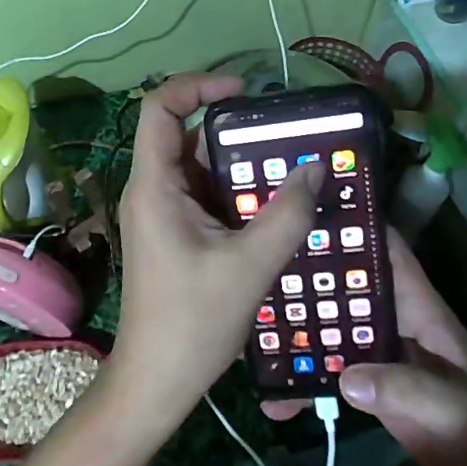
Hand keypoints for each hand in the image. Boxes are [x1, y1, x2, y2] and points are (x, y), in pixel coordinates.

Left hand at [107, 73, 324, 426]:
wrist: (155, 380)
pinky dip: (234, 193)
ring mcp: (159, 212)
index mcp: (154, 186)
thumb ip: (287, 214)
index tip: (243, 89)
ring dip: (239, 166)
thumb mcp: (249, 266)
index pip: (159, 107)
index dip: (196, 85)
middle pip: (185, 136)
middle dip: (234, 132)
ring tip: (289, 169)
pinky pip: (202, 195)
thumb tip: (316, 168)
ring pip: (197, 168)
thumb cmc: (193, 323)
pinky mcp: (171, 232)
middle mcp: (150, 189)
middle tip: (285, 137)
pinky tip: (272, 206)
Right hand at [265, 231, 466, 465]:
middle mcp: (391, 319)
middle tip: (255, 260)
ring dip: (295, 327)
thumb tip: (345, 378)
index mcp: (418, 308)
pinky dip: (301, 378)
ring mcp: (376, 350)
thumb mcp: (452, 409)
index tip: (308, 203)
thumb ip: (405, 390)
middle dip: (305, 272)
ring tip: (251, 327)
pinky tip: (272, 397)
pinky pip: (326, 366)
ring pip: (328, 324)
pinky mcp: (366, 379)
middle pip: (344, 284)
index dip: (355, 224)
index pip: (387, 252)